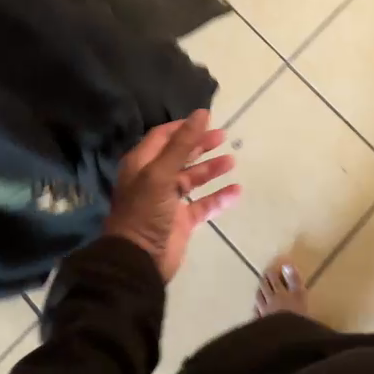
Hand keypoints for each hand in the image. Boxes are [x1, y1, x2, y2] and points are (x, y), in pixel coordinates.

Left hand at [104, 110, 239, 281]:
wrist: (138, 261)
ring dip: (211, 169)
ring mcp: (168, 201)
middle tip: (223, 136)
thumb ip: (183, 143)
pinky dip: (218, 197)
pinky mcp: (181, 221)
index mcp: (142, 164)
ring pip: (193, 179)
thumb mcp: (161, 173)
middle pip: (180, 155)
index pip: (162, 137)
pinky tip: (236, 191)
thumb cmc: (145, 211)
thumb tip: (202, 113)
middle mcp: (154, 179)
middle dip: (200, 145)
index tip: (206, 119)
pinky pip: (203, 204)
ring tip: (232, 161)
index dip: (183, 127)